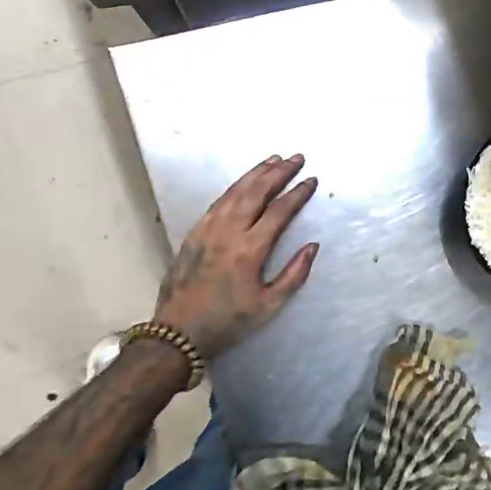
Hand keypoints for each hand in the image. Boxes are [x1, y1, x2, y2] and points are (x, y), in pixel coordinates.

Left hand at [153, 154, 320, 358]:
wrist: (178, 331)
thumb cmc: (228, 321)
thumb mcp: (268, 306)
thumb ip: (294, 275)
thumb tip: (312, 246)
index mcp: (249, 250)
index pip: (279, 211)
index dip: (297, 193)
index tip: (311, 180)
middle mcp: (228, 231)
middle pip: (257, 192)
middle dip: (278, 172)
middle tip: (296, 158)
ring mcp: (208, 228)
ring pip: (236, 191)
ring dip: (256, 173)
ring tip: (274, 160)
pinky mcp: (195, 231)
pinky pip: (219, 201)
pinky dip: (235, 186)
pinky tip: (245, 181)